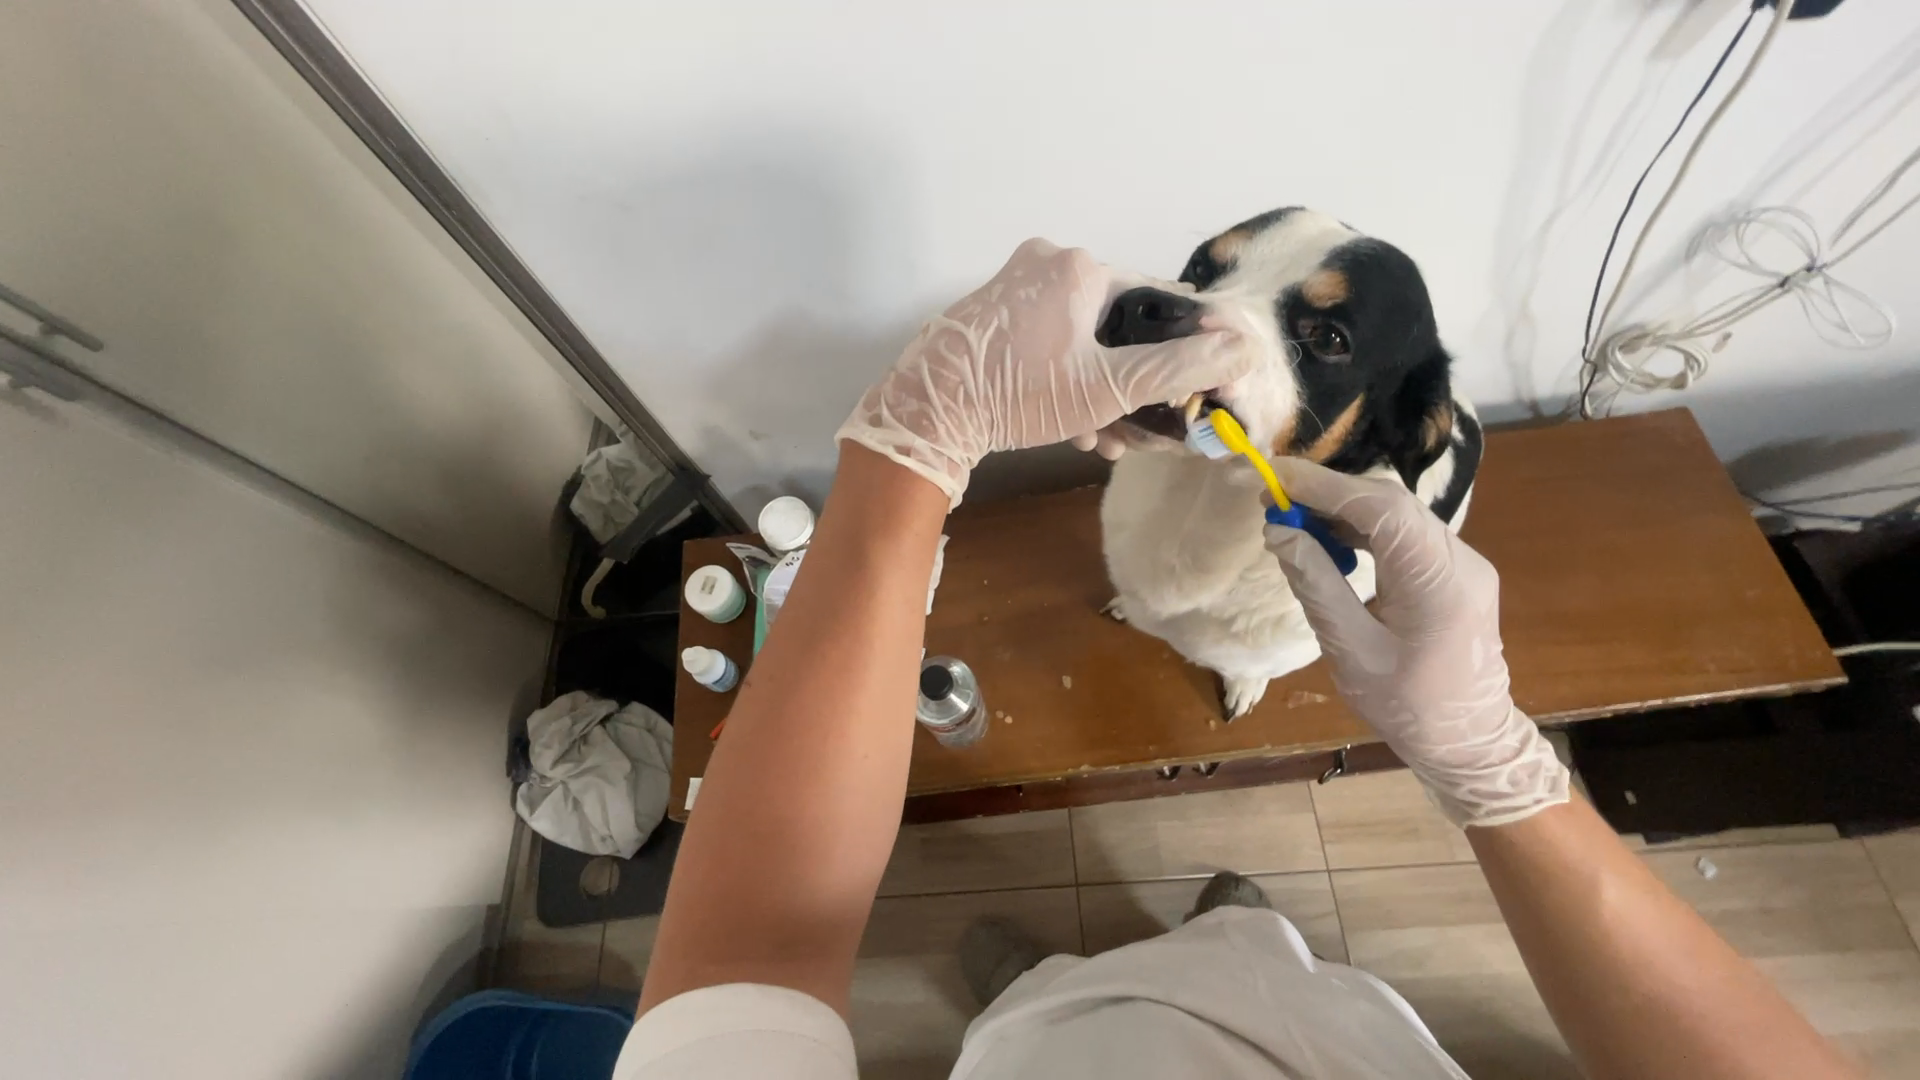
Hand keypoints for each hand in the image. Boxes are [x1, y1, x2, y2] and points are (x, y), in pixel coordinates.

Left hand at [836, 238, 1253, 505]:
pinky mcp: (990, 315)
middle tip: (1133, 429)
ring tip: (1102, 437)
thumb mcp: (1107, 387)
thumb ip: (1176, 368)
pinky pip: (1045, 342)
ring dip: (1096, 390)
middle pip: (1113, 325)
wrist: (929, 413)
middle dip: (1126, 382)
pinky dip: (1061, 379)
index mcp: (1080, 268)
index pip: (1154, 300)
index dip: (1173, 348)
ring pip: (1078, 340)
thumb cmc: (1019, 394)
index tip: (1178, 389)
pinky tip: (1069, 424)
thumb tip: (1242, 348)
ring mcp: (1012, 288)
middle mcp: (1045, 263)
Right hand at [1263, 458, 1569, 827]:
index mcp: (1438, 582)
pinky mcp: (1452, 573)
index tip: (1274, 477)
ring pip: (1397, 514)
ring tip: (1291, 516)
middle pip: (1391, 503)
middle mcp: (1458, 560)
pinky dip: (1361, 528)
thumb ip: (1316, 585)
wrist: (1469, 742)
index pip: (1382, 509)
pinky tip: (1327, 539)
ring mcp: (1460, 565)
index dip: (1325, 486)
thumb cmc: (1406, 706)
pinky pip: (1404, 534)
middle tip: (1273, 495)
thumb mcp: (1350, 650)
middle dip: (1329, 491)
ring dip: (1342, 508)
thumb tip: (1279, 532)